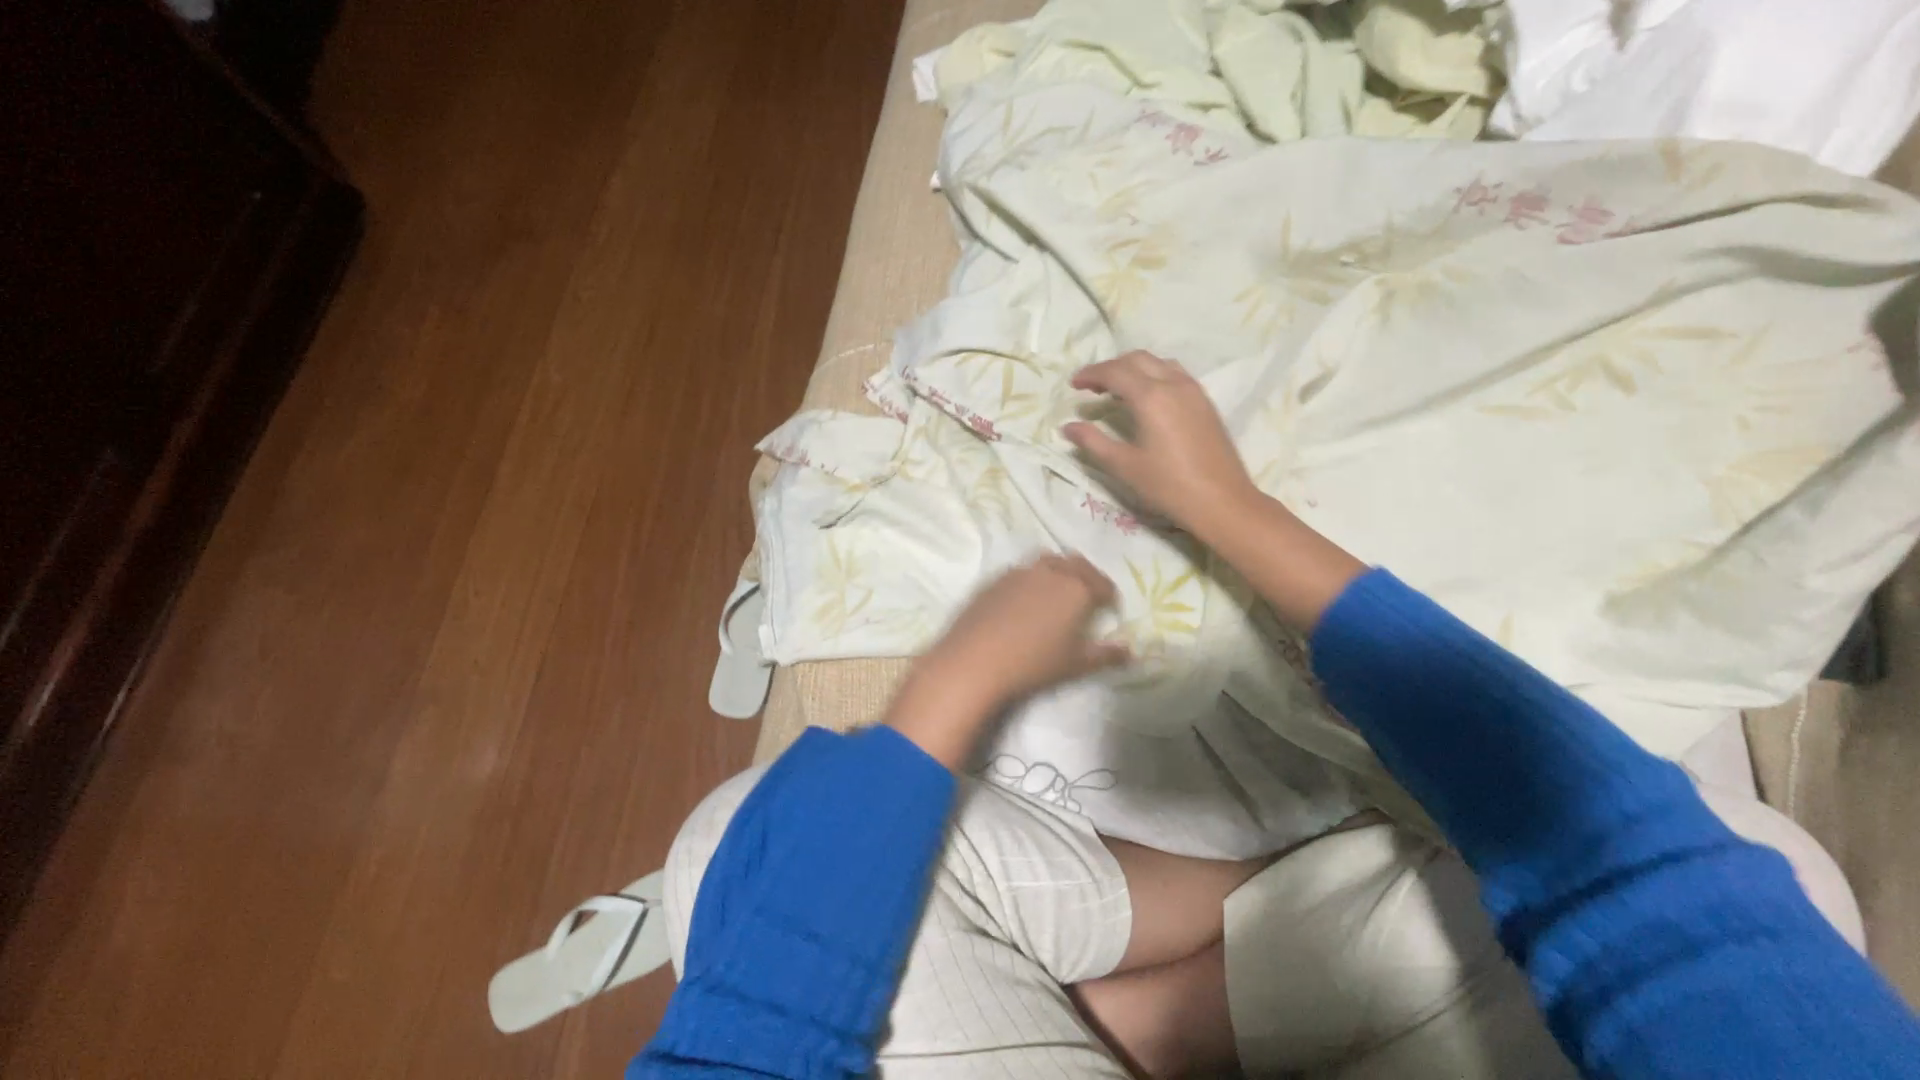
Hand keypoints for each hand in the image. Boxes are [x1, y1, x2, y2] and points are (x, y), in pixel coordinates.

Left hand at [888, 555, 1128, 767]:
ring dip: (1058, 571)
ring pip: (1047, 562)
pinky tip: (1025, 600)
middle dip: (1087, 575)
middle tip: (1089, 592)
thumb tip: (1131, 651)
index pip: (1103, 584)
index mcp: (1076, 588)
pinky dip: (1031, 579)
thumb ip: (1106, 655)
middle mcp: (1050, 572)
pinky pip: (1020, 571)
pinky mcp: (993, 580)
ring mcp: (1018, 572)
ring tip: (1058, 590)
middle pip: (1076, 564)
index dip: (1110, 595)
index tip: (1111, 607)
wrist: (973, 661)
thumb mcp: (1076, 664)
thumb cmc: (1033, 664)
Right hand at [1062, 351, 1259, 544]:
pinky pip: (1175, 374)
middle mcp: (1173, 384)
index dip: (1090, 375)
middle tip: (1092, 387)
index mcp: (1150, 397)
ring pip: (1159, 363)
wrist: (1221, 501)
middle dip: (1111, 367)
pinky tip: (1148, 398)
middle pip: (1137, 359)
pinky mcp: (1205, 402)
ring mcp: (1193, 391)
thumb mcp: (1124, 466)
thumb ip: (1092, 442)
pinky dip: (1154, 375)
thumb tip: (1068, 427)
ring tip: (1118, 390)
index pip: (1114, 372)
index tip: (1074, 385)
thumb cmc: (1168, 485)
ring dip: (1134, 368)